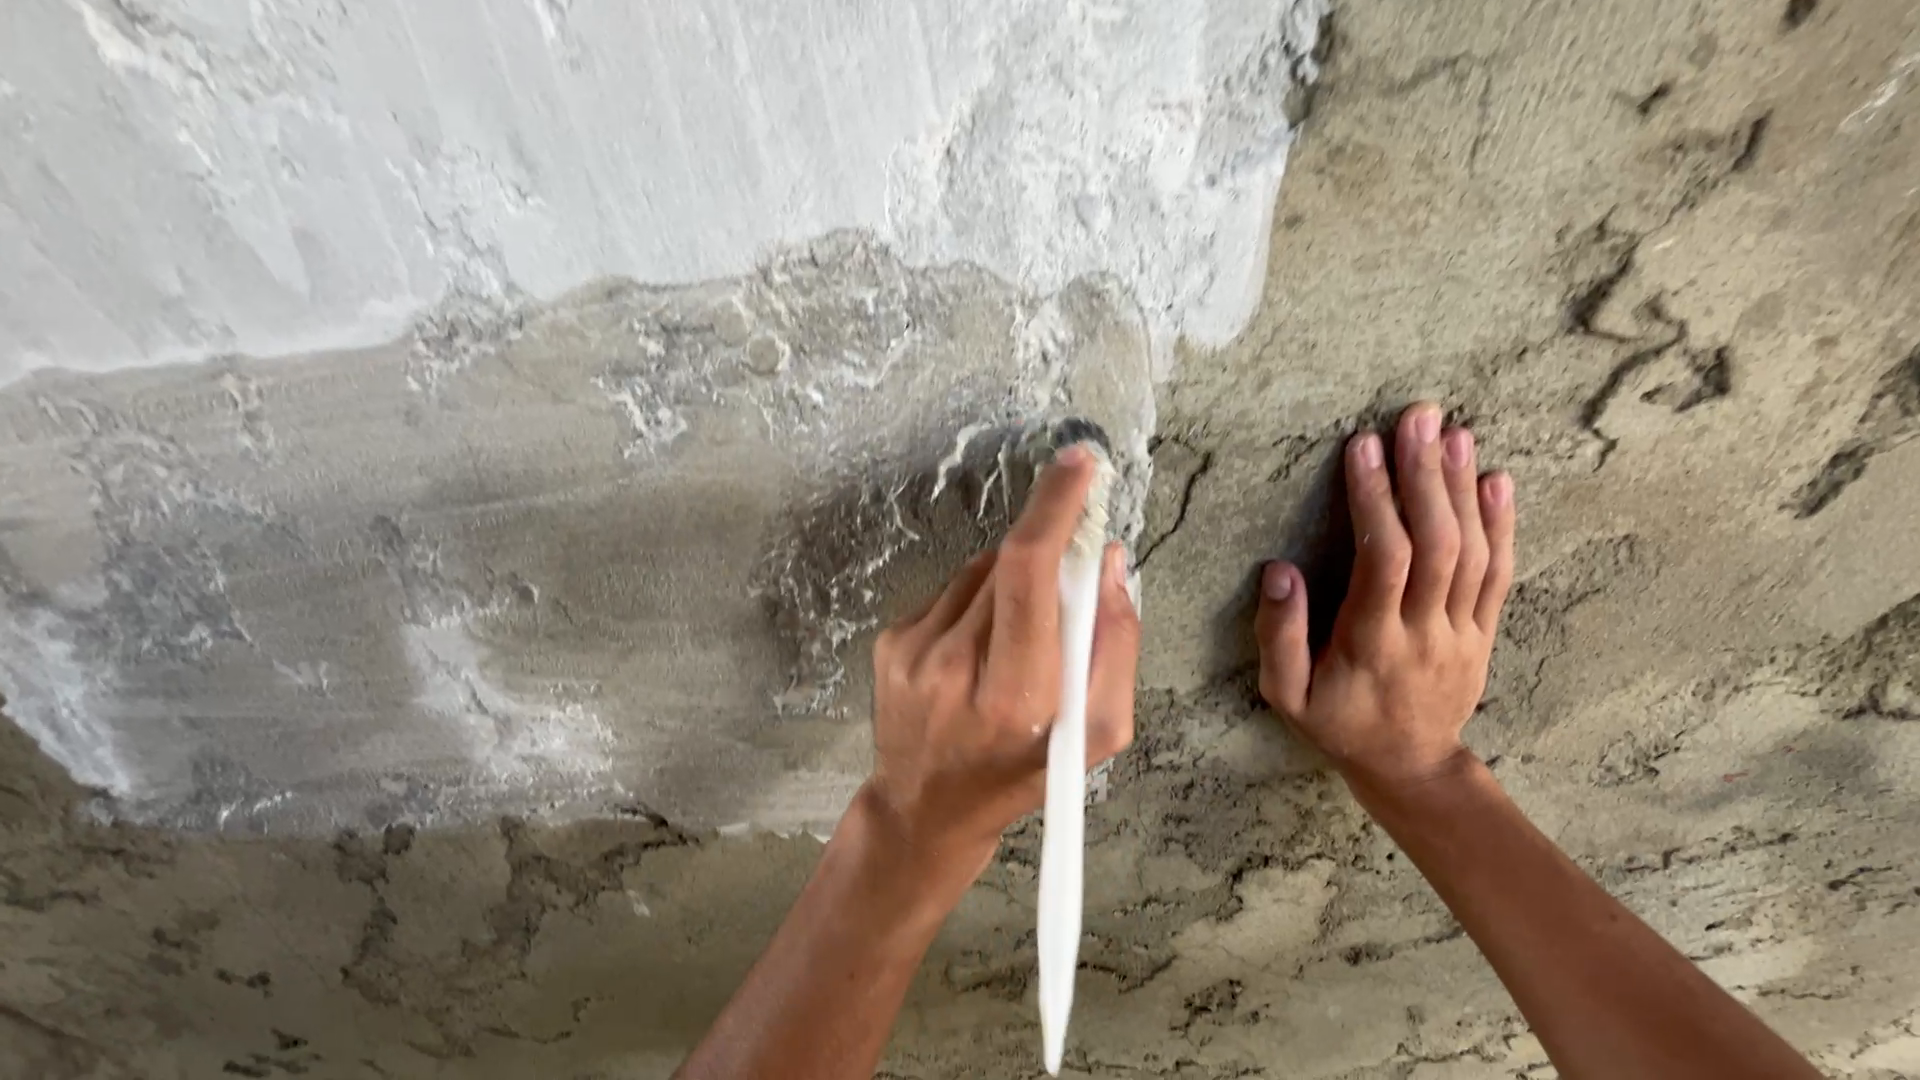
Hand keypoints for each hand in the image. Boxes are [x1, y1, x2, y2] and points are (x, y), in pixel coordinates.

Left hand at [861, 446, 1139, 891]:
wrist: (925, 806)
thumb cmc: (1023, 773)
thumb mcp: (1097, 734)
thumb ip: (1115, 645)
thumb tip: (1107, 560)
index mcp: (1012, 694)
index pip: (1029, 575)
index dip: (1054, 509)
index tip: (1080, 465)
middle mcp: (952, 664)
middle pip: (1009, 565)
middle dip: (1046, 557)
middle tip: (1064, 589)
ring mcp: (911, 650)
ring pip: (980, 573)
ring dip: (1010, 586)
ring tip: (1011, 643)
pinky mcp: (889, 640)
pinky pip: (951, 592)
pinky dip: (977, 604)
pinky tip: (975, 651)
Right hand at [1256, 402, 1515, 789]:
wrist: (1410, 766)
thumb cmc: (1337, 724)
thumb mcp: (1285, 694)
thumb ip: (1279, 635)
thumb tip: (1277, 571)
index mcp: (1372, 643)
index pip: (1383, 560)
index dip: (1377, 501)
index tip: (1363, 447)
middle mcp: (1426, 631)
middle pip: (1437, 544)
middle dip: (1425, 476)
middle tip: (1417, 418)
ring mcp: (1463, 631)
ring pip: (1473, 552)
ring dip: (1463, 489)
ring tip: (1452, 433)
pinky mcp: (1485, 631)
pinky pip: (1500, 573)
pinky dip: (1502, 524)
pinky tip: (1495, 481)